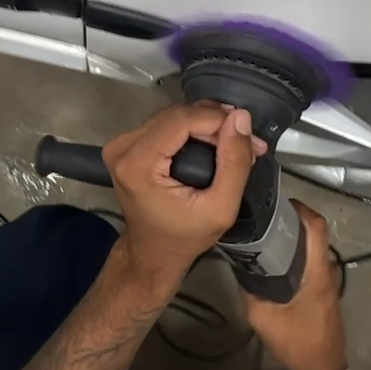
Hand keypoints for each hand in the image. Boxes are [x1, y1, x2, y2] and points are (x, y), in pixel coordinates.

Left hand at [101, 102, 260, 289]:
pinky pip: (166, 124)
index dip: (218, 119)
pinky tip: (215, 144)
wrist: (153, 254)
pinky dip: (193, 130)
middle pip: (177, 115)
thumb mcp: (221, 208)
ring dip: (207, 125)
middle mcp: (123, 147)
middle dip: (216, 123)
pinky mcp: (127, 144)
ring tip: (235, 144)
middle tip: (249, 143)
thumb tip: (240, 117)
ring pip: (173, 116)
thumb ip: (234, 163)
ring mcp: (121, 144)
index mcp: (138, 164)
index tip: (248, 135)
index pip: (182, 119)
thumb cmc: (184, 238)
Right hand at [244, 201, 347, 369]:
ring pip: (314, 247)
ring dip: (295, 237)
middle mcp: (327, 270)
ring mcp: (329, 280)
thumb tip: (237, 263)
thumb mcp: (262, 317)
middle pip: (315, 232)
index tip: (279, 204)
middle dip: (293, 219)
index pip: (317, 227)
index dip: (301, 209)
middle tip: (265, 217)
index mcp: (317, 272)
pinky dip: (298, 252)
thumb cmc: (295, 342)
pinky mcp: (325, 289)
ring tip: (267, 235)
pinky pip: (313, 260)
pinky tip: (277, 260)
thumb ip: (249, 288)